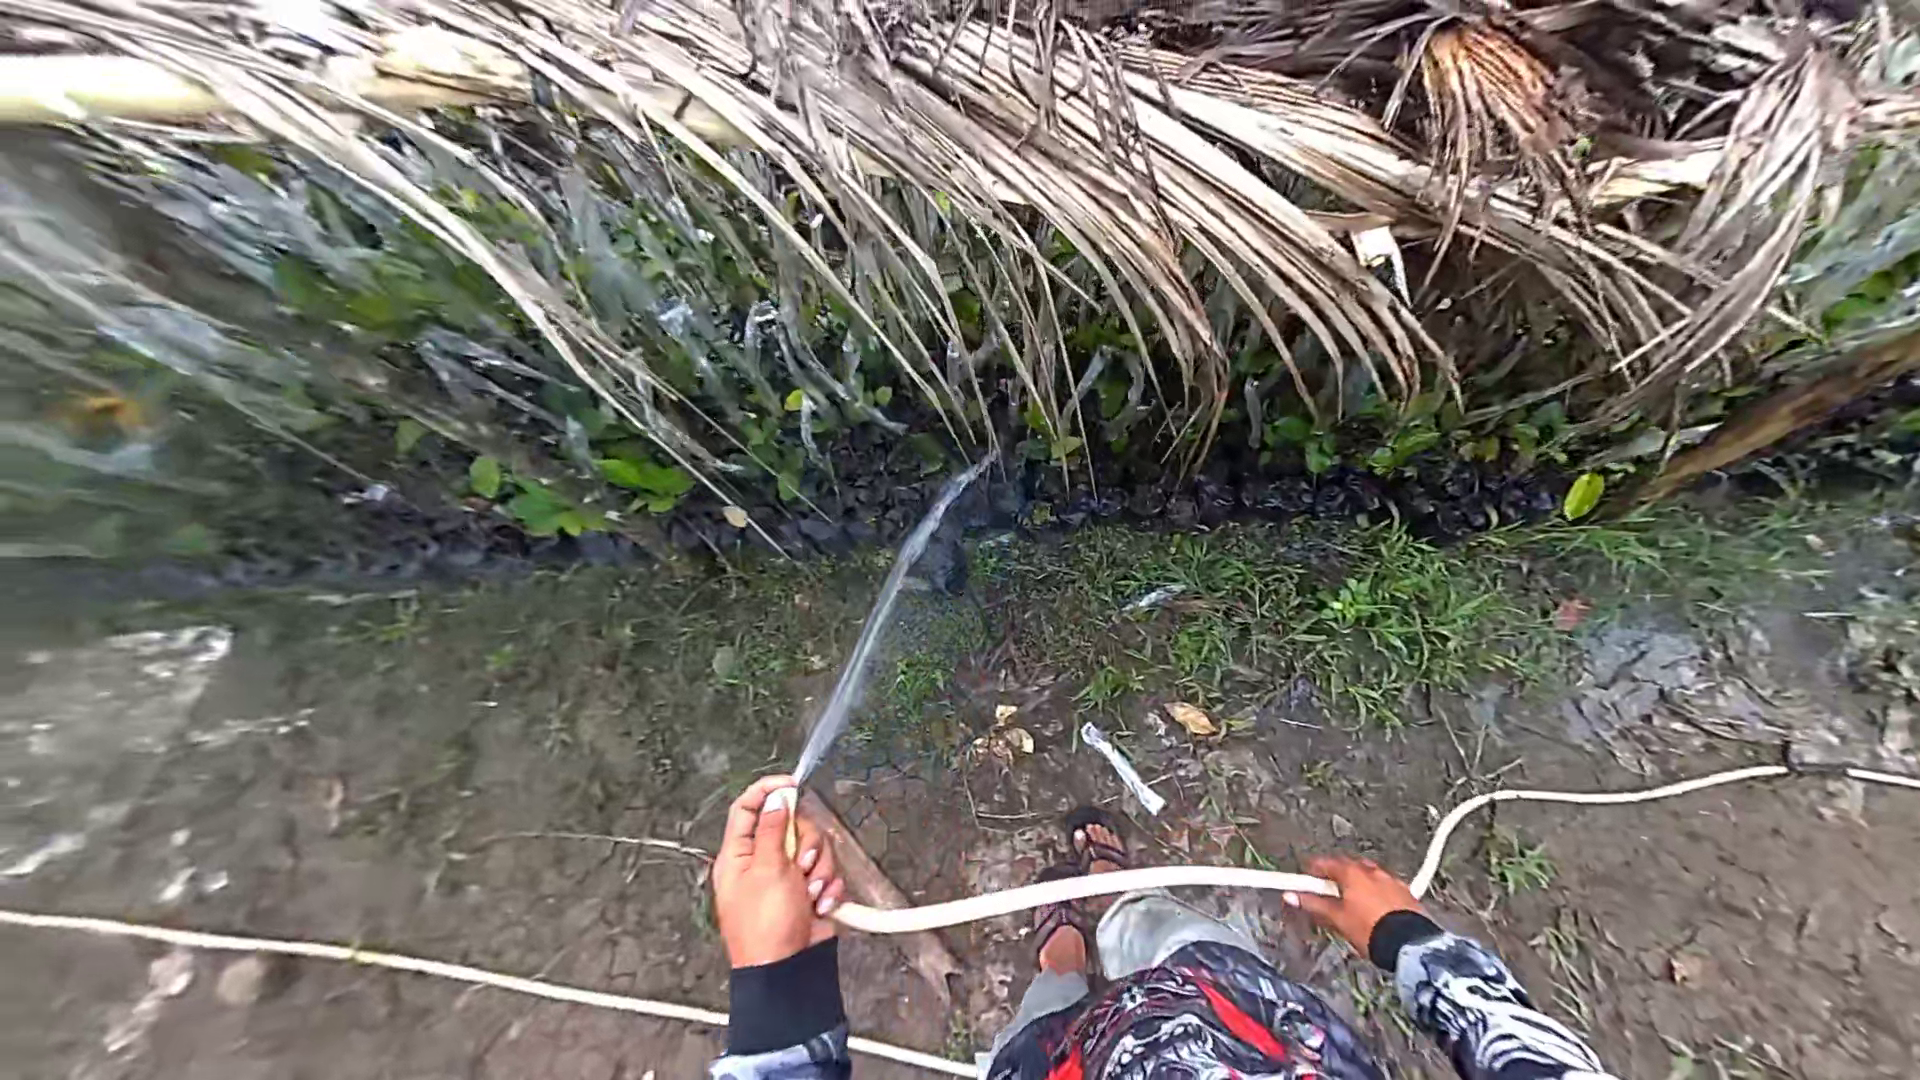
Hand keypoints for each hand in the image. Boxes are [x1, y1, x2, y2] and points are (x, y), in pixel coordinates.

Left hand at [712, 774, 845, 967]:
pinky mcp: (809, 887)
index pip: (746, 807)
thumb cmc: (766, 926)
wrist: (789, 971)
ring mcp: (786, 874)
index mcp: (739, 855)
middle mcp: (762, 860)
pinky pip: (826, 868)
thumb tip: (777, 798)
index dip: (767, 790)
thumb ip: (773, 828)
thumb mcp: (767, 870)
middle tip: (802, 862)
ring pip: (813, 844)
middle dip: (805, 840)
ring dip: (820, 866)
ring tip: (811, 890)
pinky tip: (821, 903)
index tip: (792, 784)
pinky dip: (828, 885)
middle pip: (791, 823)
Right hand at [1287, 855, 1421, 951]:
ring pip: (1368, 876)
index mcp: (1351, 872)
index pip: (1324, 863)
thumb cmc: (1371, 930)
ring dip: (1359, 884)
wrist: (1415, 949)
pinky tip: (1377, 909)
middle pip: (1347, 866)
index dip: (1312, 871)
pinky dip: (1378, 893)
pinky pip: (1386, 888)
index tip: (1306, 880)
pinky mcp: (1408, 895)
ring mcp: (1392, 881)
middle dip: (1336, 876)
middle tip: (1329, 893)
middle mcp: (1371, 871)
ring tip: (1354, 903)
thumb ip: (1313, 904)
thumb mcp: (1338, 919)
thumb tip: (1289, 896)